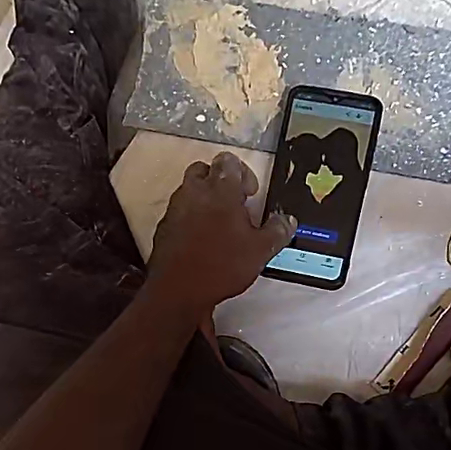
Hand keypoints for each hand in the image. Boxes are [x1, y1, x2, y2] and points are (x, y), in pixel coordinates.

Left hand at [145, 152, 295, 321]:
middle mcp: (193, 192)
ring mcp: (174, 209)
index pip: (228, 161)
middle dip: (219, 180)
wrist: (178, 289)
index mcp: (219, 190)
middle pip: (204, 169)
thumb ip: (277, 231)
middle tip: (233, 204)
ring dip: (203, 198)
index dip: (242, 172)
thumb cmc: (222, 265)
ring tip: (219, 223)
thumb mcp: (260, 250)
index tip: (250, 194)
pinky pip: (178, 212)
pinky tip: (200, 239)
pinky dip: (189, 217)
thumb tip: (287, 220)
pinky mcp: (163, 226)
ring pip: (188, 190)